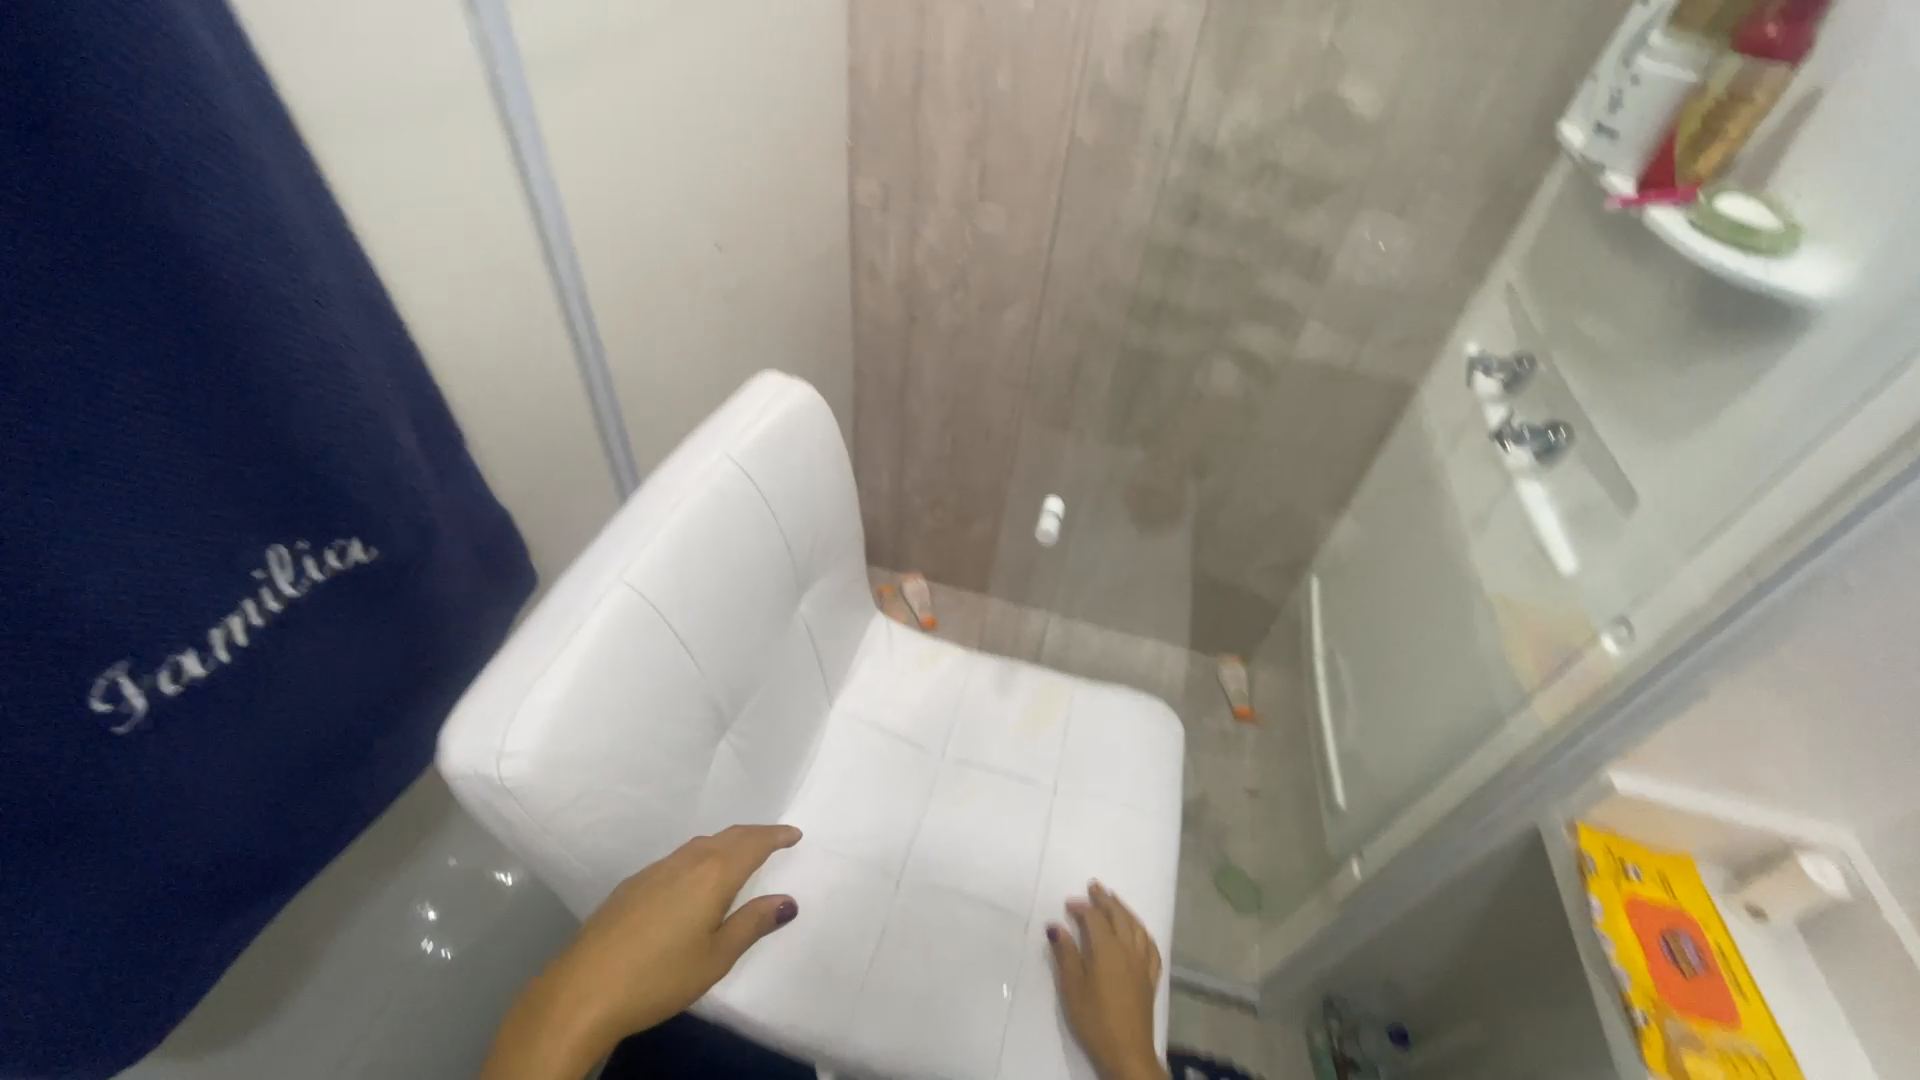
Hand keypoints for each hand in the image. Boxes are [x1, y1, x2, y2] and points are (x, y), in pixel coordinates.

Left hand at [482, 824, 802, 1079]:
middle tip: (775, 840)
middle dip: (755, 835)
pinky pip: (678, 858)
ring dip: (726, 844)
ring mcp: (655, 870)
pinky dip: (700, 857)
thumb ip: (753, 924)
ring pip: (700, 845)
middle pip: (728, 837)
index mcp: (713, 874)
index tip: (794, 834)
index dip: (776, 836)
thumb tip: (787, 901)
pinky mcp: (632, 885)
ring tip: (740, 856)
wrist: (582, 991)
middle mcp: (686, 861)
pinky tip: (695, 880)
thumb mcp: (716, 957)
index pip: (753, 843)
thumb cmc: (660, 977)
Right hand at [1047, 882, 1166, 1079]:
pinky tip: (1139, 932)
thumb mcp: (1071, 987)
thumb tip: (1056, 925)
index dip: (1082, 907)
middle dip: (1106, 899)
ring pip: (1137, 927)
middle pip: (1119, 916)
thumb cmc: (1094, 1019)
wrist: (1127, 1052)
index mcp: (1107, 949)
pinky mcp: (1151, 979)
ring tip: (1115, 900)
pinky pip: (1151, 946)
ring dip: (1125, 910)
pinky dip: (1143, 932)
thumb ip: (1065, 953)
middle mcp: (1128, 950)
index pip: (1094, 918)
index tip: (1068, 904)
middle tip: (1095, 887)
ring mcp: (1143, 964)